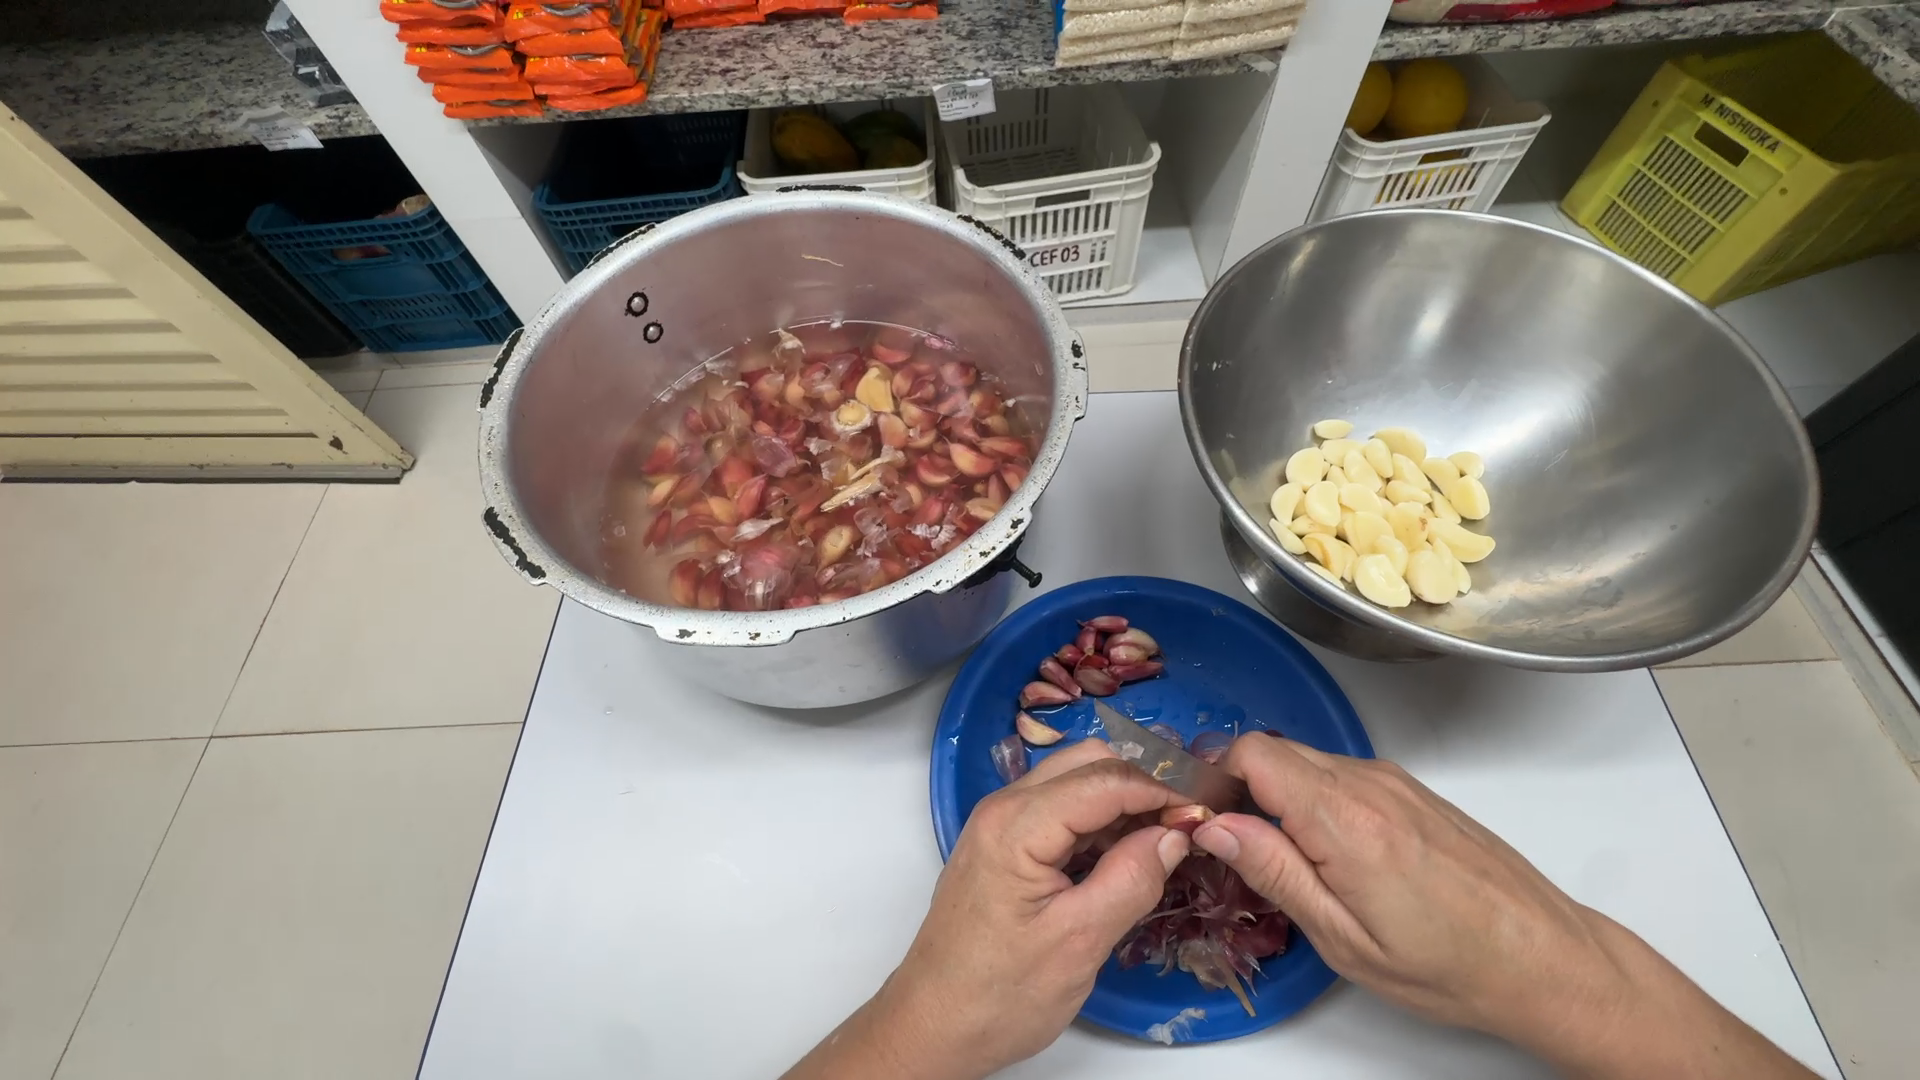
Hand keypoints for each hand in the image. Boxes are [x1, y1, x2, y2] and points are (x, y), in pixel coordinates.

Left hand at [782, 740, 1189, 1079]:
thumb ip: (1131, 880)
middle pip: (1087, 762)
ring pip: (1074, 779)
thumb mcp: (1078, 943)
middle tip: (1190, 816)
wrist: (934, 1022)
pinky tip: (1130, 845)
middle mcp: (1004, 805)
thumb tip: (1176, 834)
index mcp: (1017, 824)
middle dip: (1143, 780)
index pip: (1103, 779)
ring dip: (1123, 796)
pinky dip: (1100, 816)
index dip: (1160, 788)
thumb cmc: (1000, 993)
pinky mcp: (1005, 840)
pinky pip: (1060, 806)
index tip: (1206, 810)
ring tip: (1170, 830)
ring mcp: (1001, 820)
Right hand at [1191, 736, 1816, 1079]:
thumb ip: (1272, 870)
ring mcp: (1390, 779)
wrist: (1551, 962)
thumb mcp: (1342, 939)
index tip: (1206, 816)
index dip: (1215, 776)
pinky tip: (1329, 848)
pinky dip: (1312, 795)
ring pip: (1303, 760)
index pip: (1251, 752)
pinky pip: (1337, 772)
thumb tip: (1211, 825)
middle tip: (1237, 841)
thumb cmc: (1448, 966)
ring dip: (1276, 792)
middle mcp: (1366, 781)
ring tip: (1287, 853)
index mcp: (1343, 817)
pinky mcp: (1408, 786)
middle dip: (1240, 786)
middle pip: (1271, 751)